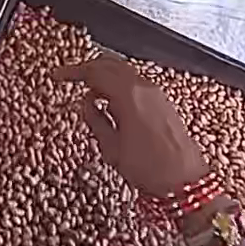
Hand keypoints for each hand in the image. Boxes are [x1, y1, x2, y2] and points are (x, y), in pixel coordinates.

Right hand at [52, 54, 206, 196]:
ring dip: (105, 77)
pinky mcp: (163, 102)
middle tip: (71, 78)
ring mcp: (156, 93)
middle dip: (89, 68)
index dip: (74, 71)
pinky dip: (119, 86)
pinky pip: (136, 83)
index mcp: (128, 95)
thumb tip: (85, 104)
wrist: (186, 181)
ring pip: (125, 72)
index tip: (58, 75)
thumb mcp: (112, 149)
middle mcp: (144, 88)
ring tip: (89, 95)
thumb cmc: (150, 169)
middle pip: (111, 64)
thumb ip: (95, 120)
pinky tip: (111, 103)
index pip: (95, 71)